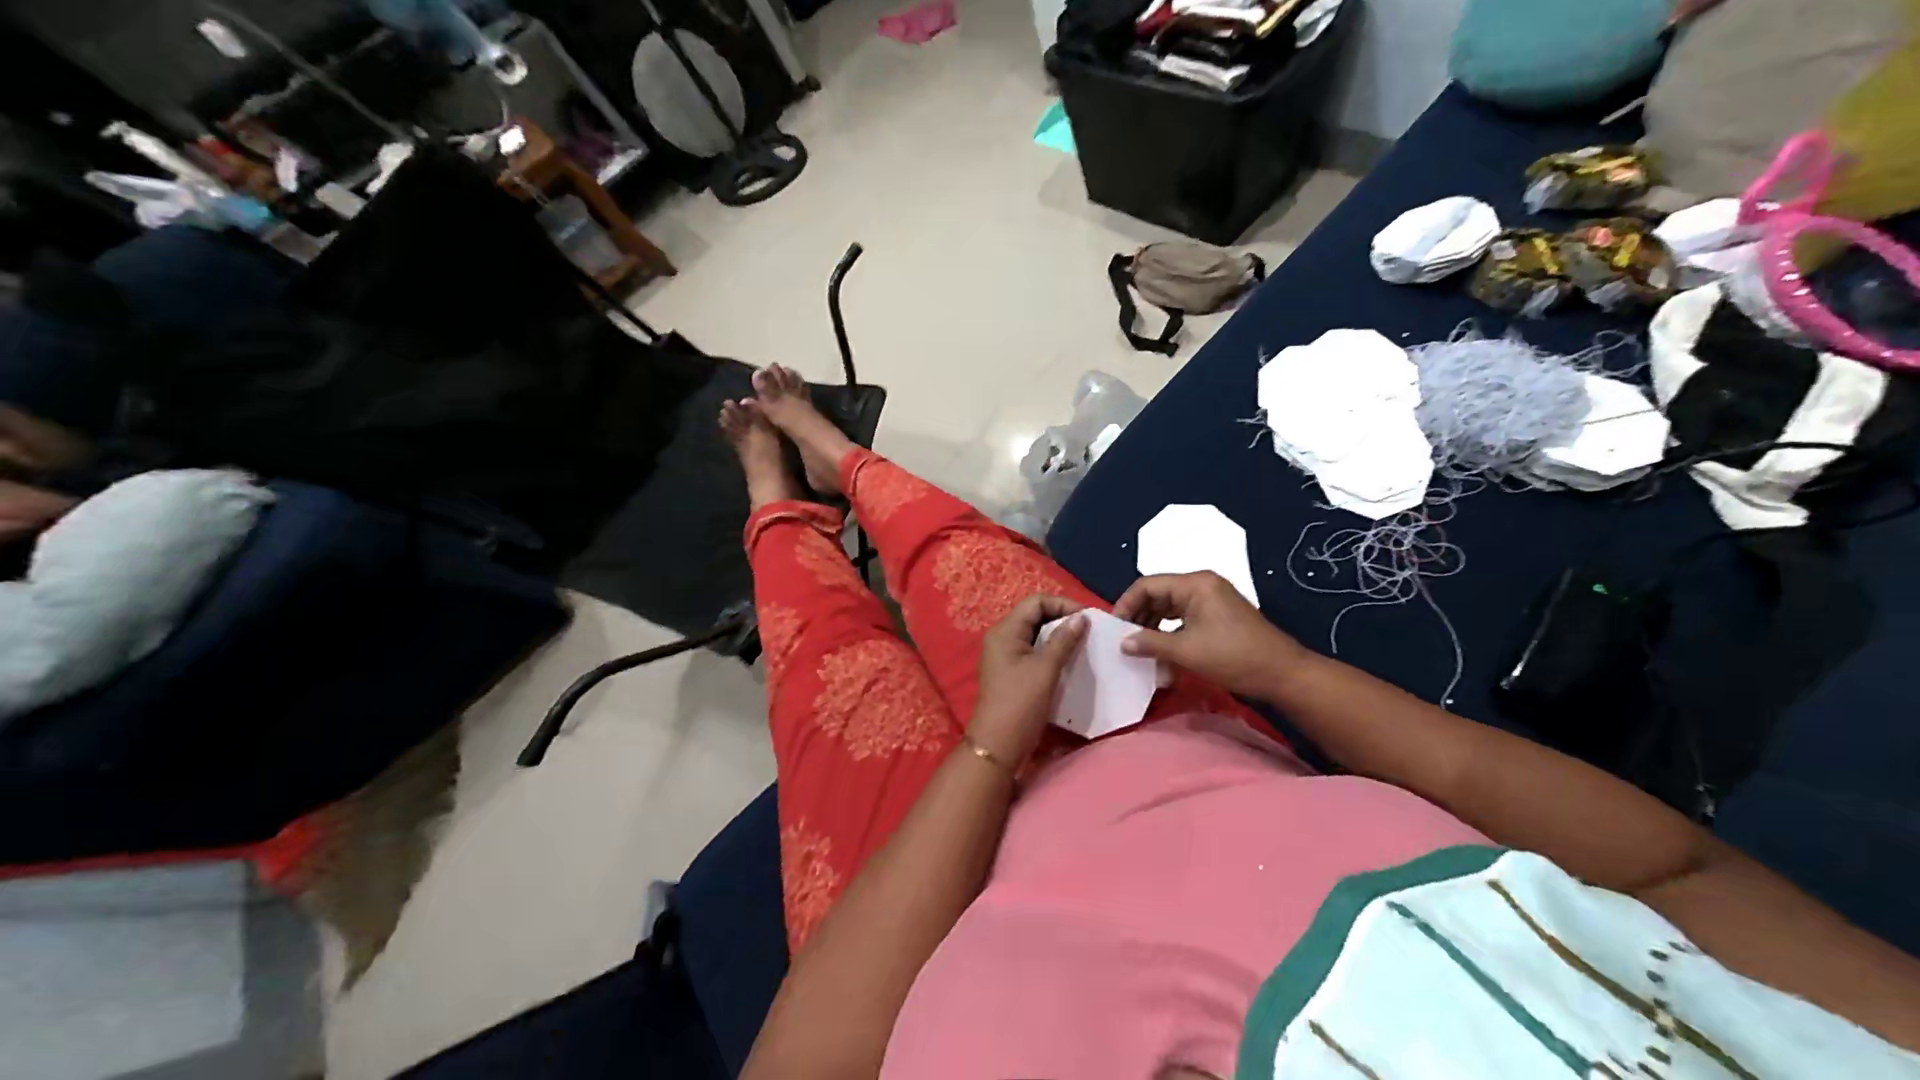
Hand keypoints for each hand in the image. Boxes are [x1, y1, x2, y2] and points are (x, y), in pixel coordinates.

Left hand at [968, 596, 1087, 767]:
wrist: (998, 745)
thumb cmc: (1021, 703)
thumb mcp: (1045, 669)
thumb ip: (1063, 640)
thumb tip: (1081, 618)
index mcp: (1005, 631)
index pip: (1036, 602)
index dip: (1063, 605)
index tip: (1088, 618)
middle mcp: (1002, 638)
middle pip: (1035, 616)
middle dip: (1062, 619)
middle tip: (1090, 631)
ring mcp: (1005, 656)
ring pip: (1036, 635)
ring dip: (1059, 637)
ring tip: (1084, 645)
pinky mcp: (1012, 672)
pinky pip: (1034, 652)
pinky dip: (1052, 652)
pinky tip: (1071, 661)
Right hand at [1113, 572, 1306, 698]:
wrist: (1283, 674)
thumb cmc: (1234, 656)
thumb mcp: (1187, 651)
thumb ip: (1150, 643)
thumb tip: (1122, 643)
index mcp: (1195, 584)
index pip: (1147, 585)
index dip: (1126, 604)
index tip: (1113, 628)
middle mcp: (1202, 585)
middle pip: (1157, 594)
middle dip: (1138, 616)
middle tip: (1122, 639)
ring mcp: (1211, 600)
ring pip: (1169, 607)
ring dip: (1152, 626)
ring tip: (1138, 647)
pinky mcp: (1217, 616)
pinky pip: (1183, 618)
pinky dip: (1168, 632)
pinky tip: (1159, 651)